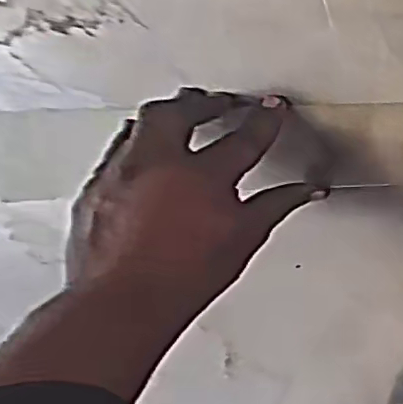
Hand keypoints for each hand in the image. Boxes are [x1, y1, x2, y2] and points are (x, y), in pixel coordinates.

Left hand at [68, 88, 325, 309]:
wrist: (124, 302)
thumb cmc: (186, 275)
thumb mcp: (246, 236)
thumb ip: (277, 203)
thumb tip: (307, 189)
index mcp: (202, 176)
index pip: (244, 137)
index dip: (264, 119)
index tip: (273, 107)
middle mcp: (157, 165)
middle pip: (181, 112)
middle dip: (207, 102)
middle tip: (224, 101)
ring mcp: (120, 173)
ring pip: (141, 124)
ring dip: (168, 114)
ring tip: (184, 112)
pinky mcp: (95, 188)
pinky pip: (118, 149)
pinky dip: (139, 142)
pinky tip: (149, 150)